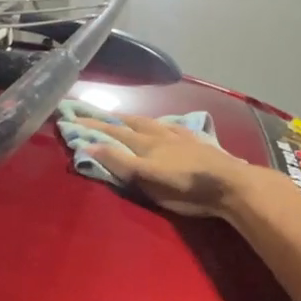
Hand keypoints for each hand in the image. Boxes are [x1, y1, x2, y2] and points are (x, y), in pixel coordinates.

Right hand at [76, 114, 256, 217]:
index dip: (92, 126)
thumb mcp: (146, 178)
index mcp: (145, 144)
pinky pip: (174, 127)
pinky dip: (162, 124)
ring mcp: (180, 136)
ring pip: (152, 123)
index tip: (72, 118)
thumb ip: (120, 162)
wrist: (229, 184)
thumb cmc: (185, 186)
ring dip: (134, 119)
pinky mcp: (196, 142)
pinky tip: (165, 125)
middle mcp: (160, 135)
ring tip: (124, 118)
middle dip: (109, 119)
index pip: (112, 132)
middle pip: (130, 123)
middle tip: (92, 114)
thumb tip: (89, 147)